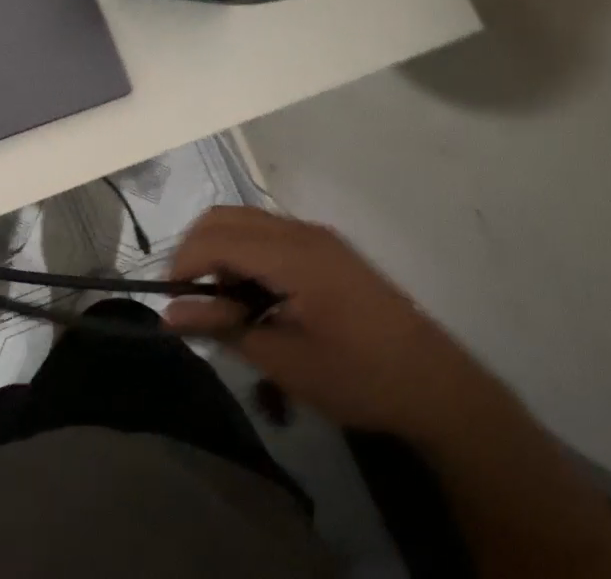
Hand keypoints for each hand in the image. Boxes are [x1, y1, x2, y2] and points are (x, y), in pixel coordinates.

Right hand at [164, 206, 503, 441]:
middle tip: (192, 299)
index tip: (172, 303)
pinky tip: (255, 298)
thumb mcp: (283, 359)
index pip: (215, 239)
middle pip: (224, 218)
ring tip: (224, 303)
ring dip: (220, 252)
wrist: (441, 391)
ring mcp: (320, 239)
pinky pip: (269, 235)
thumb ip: (222, 327)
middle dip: (195, 251)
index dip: (182, 265)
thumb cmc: (360, 378)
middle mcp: (304, 234)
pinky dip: (245, 255)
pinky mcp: (329, 252)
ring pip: (245, 222)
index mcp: (294, 256)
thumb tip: (168, 313)